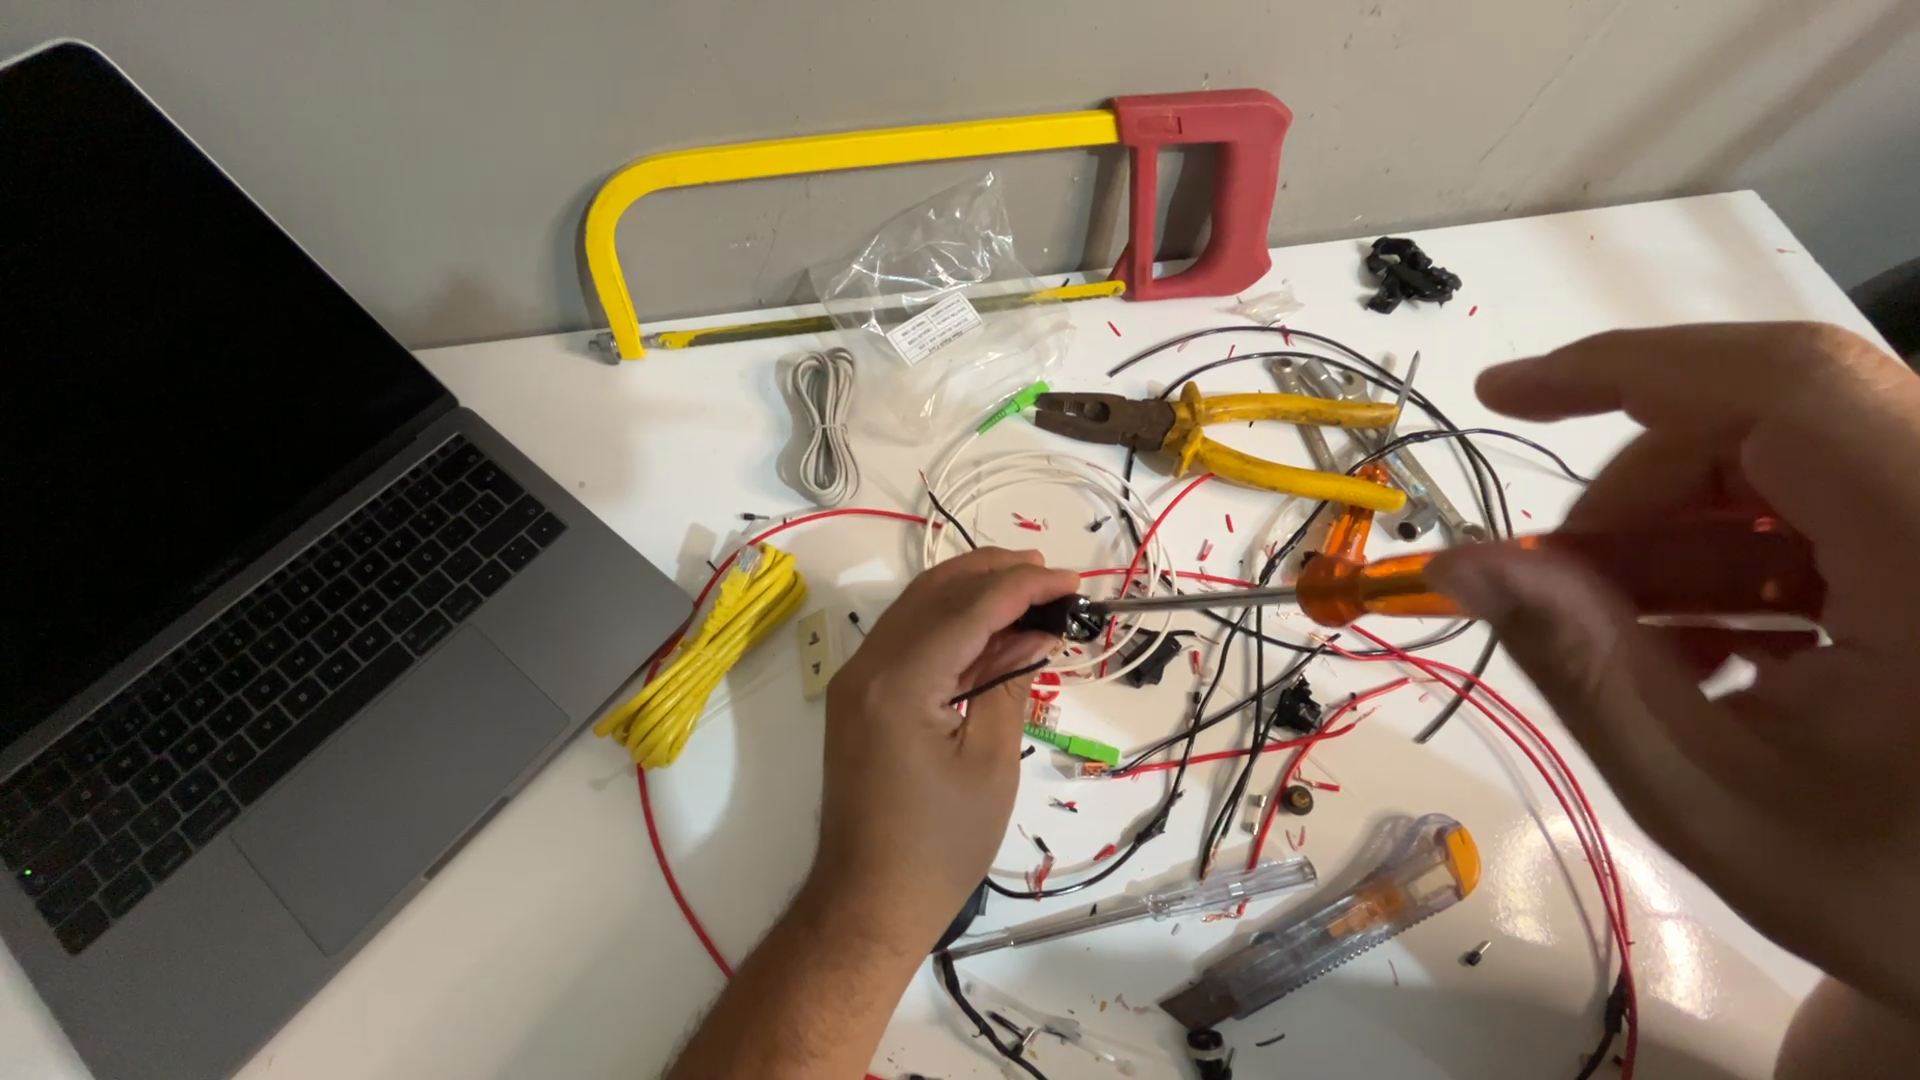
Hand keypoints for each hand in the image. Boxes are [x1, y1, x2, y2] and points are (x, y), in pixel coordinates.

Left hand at [809, 548, 1078, 954]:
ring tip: (1027, 588)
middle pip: (935, 594)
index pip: (967, 609)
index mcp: (899, 683)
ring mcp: (856, 679)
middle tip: (1049, 573)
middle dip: (994, 574)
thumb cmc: (940, 844)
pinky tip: (989, 628)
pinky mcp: (859, 695)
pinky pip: (907, 639)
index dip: (1022, 586)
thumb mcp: (991, 761)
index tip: (1070, 579)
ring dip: (971, 592)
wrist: (869, 900)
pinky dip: (949, 624)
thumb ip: (1010, 682)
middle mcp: (867, 666)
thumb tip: (1035, 632)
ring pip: (917, 608)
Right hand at [1428, 323, 1919, 1012]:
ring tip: (1648, 644)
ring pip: (1790, 461)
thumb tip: (1456, 563)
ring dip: (1678, 536)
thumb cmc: (1894, 896)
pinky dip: (1736, 557)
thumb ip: (1576, 662)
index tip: (1502, 394)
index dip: (1627, 366)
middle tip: (1567, 591)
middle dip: (1636, 498)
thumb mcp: (1702, 790)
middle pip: (1771, 424)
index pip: (1788, 388)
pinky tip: (1719, 644)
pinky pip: (1829, 504)